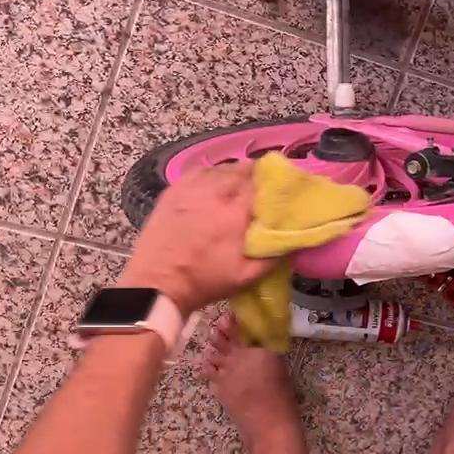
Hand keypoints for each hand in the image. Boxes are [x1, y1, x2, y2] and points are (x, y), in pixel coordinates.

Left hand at [119, 163, 272, 313]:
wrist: (156, 286)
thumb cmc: (204, 282)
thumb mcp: (247, 276)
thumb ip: (275, 255)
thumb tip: (296, 237)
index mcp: (235, 213)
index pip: (262, 182)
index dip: (274, 181)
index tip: (282, 187)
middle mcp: (215, 193)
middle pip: (243, 169)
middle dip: (256, 174)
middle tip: (263, 185)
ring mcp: (191, 189)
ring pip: (222, 168)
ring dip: (235, 173)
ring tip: (240, 184)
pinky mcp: (173, 191)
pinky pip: (200, 171)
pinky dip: (212, 174)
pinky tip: (215, 184)